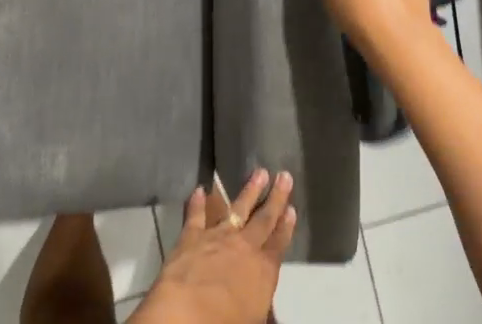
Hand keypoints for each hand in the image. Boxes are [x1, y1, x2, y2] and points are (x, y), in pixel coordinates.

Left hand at [133, 170, 294, 323]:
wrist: (189, 313)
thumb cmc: (228, 322)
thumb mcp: (256, 316)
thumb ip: (261, 298)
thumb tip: (265, 298)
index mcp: (263, 269)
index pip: (279, 243)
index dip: (286, 226)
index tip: (292, 208)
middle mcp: (244, 247)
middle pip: (264, 219)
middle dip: (276, 197)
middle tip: (284, 176)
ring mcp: (217, 237)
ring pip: (236, 209)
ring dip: (248, 191)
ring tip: (259, 172)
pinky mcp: (191, 236)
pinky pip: (195, 215)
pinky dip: (197, 202)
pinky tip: (199, 189)